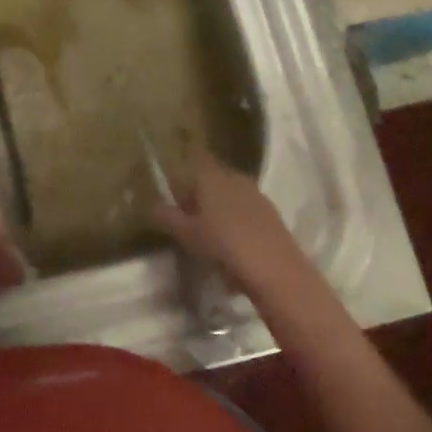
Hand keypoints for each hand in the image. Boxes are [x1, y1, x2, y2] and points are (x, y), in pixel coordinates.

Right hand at [154, 150, 305, 294]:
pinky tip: (232, 248)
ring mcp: (256, 195)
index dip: (184, 173)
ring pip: (230, 196)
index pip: (195, 160)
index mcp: (212, 177)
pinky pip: (245, 212)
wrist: (276, 270)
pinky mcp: (272, 214)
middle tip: (187, 220)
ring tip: (209, 237)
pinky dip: (236, 223)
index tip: (174, 192)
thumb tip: (155, 205)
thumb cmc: (224, 246)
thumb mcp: (187, 235)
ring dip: (219, 210)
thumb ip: (169, 217)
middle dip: (199, 196)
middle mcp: (235, 178)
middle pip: (212, 180)